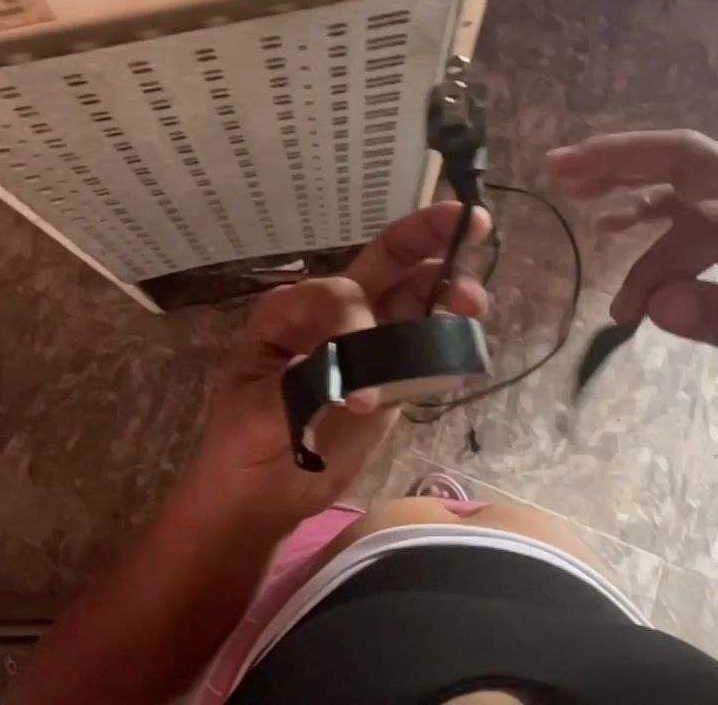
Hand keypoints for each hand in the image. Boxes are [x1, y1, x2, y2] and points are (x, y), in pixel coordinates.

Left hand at [187, 203, 490, 529]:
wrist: (256, 495)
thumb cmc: (243, 439)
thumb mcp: (262, 402)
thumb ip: (312, 378)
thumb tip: (370, 382)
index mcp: (297, 308)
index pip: (342, 292)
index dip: (357, 321)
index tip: (360, 378)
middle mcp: (337, 315)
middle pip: (389, 262)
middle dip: (430, 237)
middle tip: (474, 222)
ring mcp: (369, 346)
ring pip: (416, 301)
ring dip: (449, 291)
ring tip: (473, 300)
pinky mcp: (392, 380)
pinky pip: (426, 352)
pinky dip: (451, 344)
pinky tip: (468, 343)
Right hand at [547, 130, 717, 441]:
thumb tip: (656, 307)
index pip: (715, 221)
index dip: (661, 258)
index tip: (627, 310)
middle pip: (696, 162)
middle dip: (625, 160)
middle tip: (560, 165)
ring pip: (690, 181)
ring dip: (628, 177)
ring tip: (569, 181)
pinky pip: (697, 214)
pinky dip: (651, 214)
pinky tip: (615, 222)